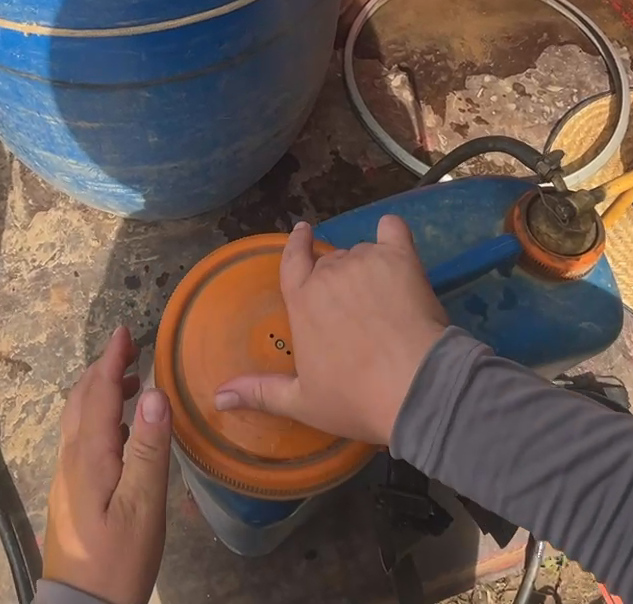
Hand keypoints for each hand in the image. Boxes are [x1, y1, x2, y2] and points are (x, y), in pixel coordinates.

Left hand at [43, 326, 170, 603]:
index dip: (112, 359)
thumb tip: (154, 392)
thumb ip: (149, 448)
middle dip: (103, 368)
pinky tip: (120, 427)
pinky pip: (81, 436)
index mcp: (89, 455)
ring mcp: (67, 476)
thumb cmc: (118, 558)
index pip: (98, 392)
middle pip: (81, 399)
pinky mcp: (70, 493)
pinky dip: (99, 414)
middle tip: (130, 348)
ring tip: (130, 381)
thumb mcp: (143, 506)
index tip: (124, 330)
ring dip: (100, 390)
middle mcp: (71, 458)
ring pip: (78, 418)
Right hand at [214, 216, 448, 445]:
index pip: (292, 259)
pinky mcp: (400, 257)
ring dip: (366, 267)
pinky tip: (393, 239)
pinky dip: (391, 233)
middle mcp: (329, 272)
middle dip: (338, 277)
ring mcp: (365, 260)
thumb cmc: (355, 397)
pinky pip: (392, 230)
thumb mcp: (303, 401)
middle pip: (330, 261)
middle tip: (354, 305)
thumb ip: (260, 392)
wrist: (415, 387)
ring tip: (382, 299)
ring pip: (361, 252)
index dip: (296, 244)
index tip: (301, 231)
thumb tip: (218, 396)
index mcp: (302, 300)